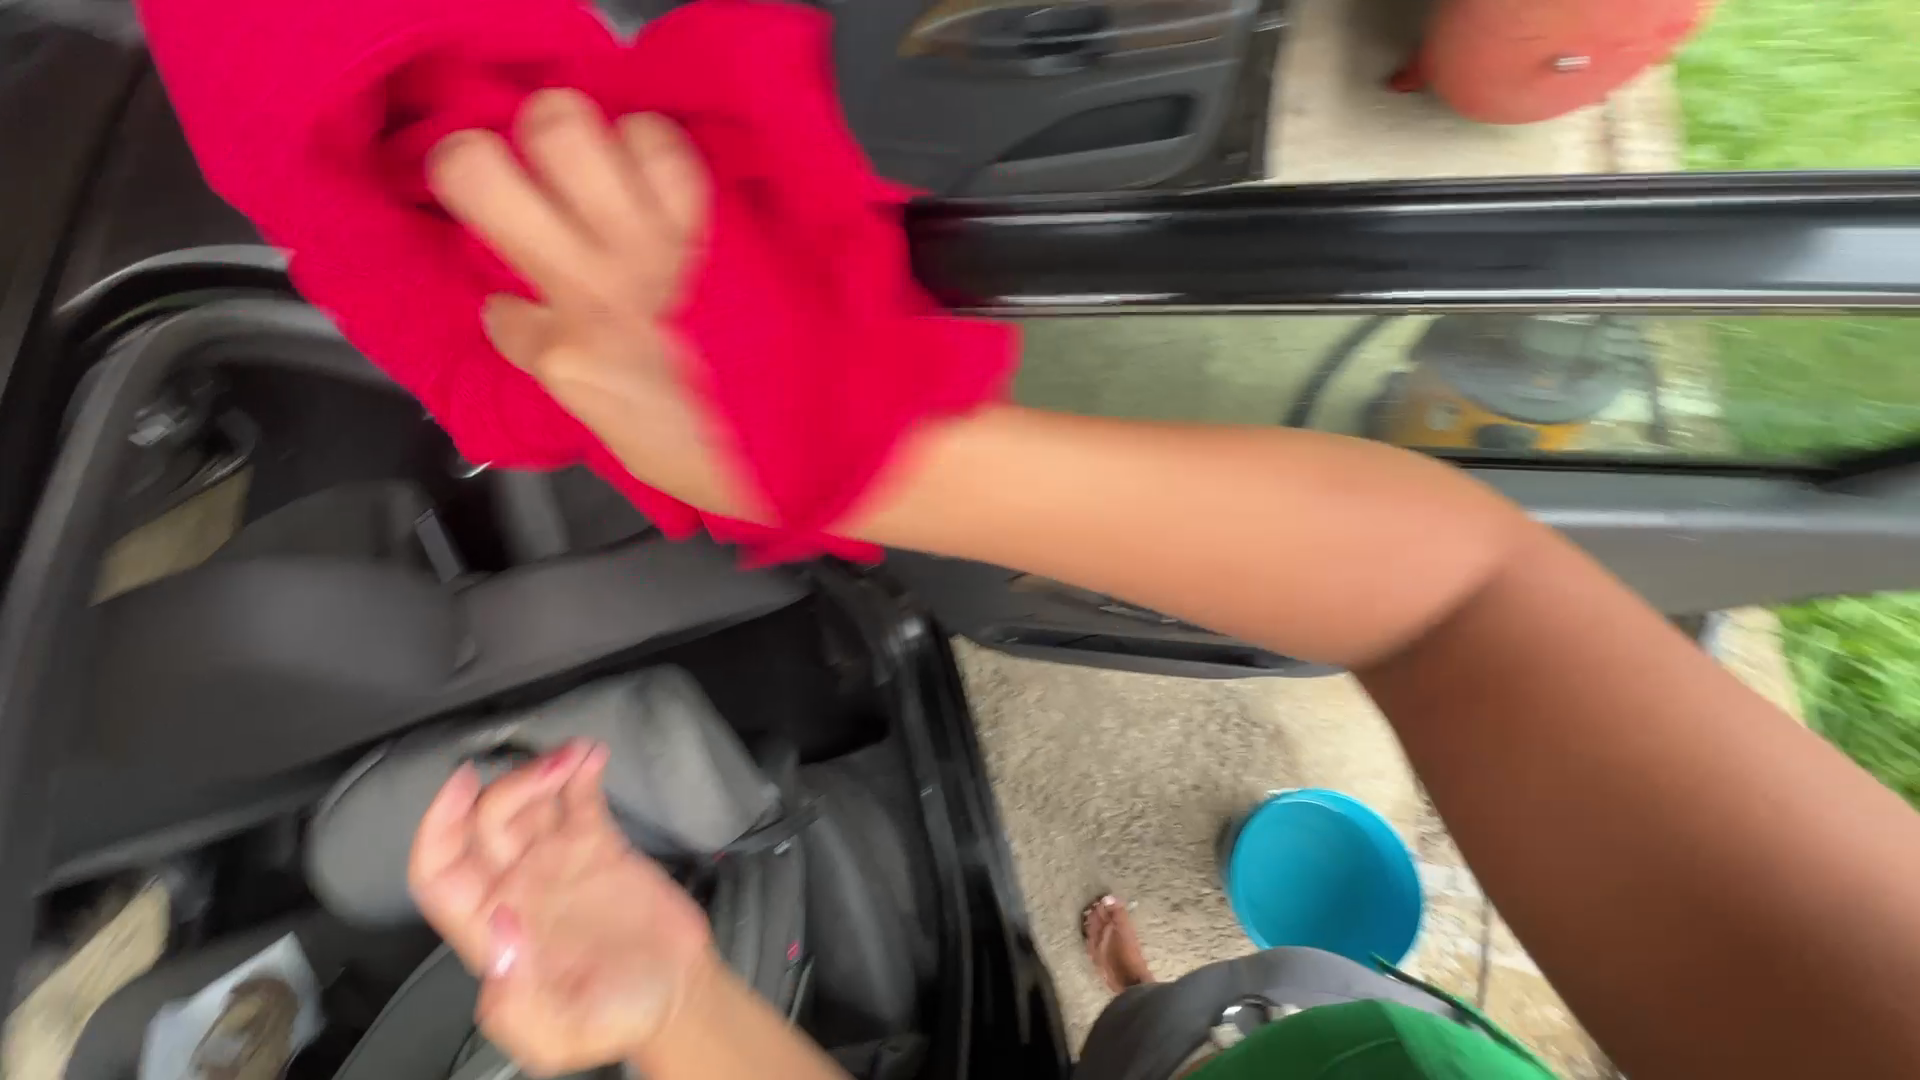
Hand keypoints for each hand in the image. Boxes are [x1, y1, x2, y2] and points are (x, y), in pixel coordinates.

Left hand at [408, 741, 717, 1074]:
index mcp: (492, 932)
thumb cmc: (615, 1019)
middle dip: (511, 787)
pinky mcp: (600, 847)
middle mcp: (518, 888)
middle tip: (549, 769)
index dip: (439, 826)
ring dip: (545, 771)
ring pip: (532, 804)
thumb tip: (501, 930)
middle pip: (488, 823)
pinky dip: (584, 773)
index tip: (461, 787)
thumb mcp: (555, 1036)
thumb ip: (515, 999)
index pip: (441, 871)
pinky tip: (592, 757)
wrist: (675, 994)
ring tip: (574, 755)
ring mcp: (558, 864)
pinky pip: (582, 801)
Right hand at [427, 88, 754, 517]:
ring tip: (609, 184)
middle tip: (535, 198)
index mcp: (569, 361)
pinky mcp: (715, 223)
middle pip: (474, 168)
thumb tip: (557, 350)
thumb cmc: (738, 465)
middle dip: (491, 169)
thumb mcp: (637, 451)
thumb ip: (584, 390)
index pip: (497, 308)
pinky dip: (658, 152)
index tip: (548, 311)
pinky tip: (668, 184)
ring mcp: (652, 247)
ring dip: (579, 147)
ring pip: (565, 129)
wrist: (831, 446)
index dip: (520, 307)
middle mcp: (592, 288)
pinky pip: (665, 147)